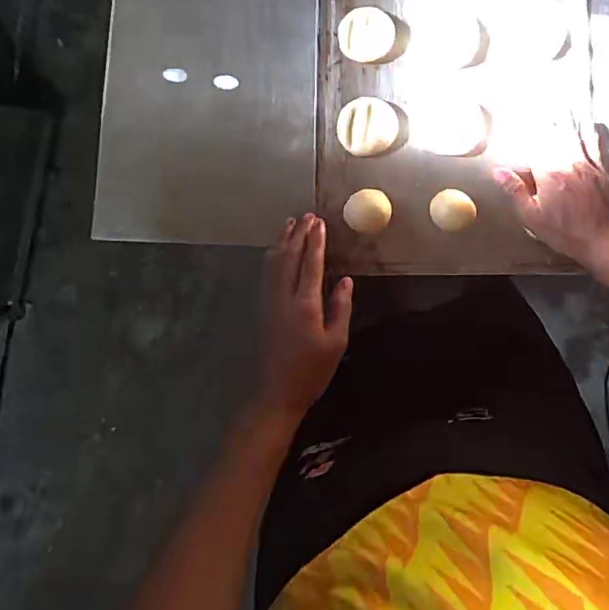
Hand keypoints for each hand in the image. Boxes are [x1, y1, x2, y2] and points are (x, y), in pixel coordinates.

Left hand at [250, 214, 352, 423]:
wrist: (276, 393)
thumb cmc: (312, 370)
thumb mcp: (336, 341)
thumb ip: (340, 308)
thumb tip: (345, 281)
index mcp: (304, 305)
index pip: (310, 264)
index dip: (316, 242)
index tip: (320, 223)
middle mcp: (283, 299)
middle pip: (289, 258)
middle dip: (299, 235)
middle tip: (307, 216)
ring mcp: (269, 303)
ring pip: (273, 264)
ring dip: (283, 242)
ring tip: (290, 224)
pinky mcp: (263, 309)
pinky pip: (267, 274)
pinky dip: (273, 257)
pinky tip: (277, 251)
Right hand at [493, 119, 608, 264]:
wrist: (602, 240)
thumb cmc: (564, 231)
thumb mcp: (532, 216)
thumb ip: (515, 191)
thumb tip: (499, 172)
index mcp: (549, 172)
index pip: (534, 146)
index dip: (526, 133)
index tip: (519, 121)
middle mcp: (569, 162)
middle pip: (556, 134)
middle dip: (548, 121)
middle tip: (542, 108)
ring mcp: (589, 165)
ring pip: (577, 135)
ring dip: (569, 121)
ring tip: (564, 107)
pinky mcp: (603, 171)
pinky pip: (597, 146)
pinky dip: (592, 133)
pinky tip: (590, 126)